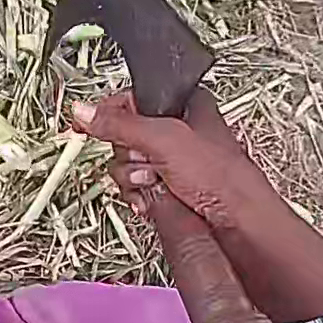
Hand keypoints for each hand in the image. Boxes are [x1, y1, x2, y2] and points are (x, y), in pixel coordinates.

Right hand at [69, 89, 265, 228]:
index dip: (107, 113)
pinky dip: (137, 196)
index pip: (129, 99)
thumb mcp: (164, 140)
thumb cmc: (222, 176)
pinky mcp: (163, 187)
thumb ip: (120, 124)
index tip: (85, 123)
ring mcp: (168, 161)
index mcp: (182, 105)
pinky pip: (131, 188)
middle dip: (128, 155)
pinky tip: (151, 200)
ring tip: (156, 183)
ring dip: (133, 179)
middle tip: (147, 161)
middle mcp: (174, 131)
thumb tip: (84, 110)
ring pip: (124, 165)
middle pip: (121, 136)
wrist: (238, 224)